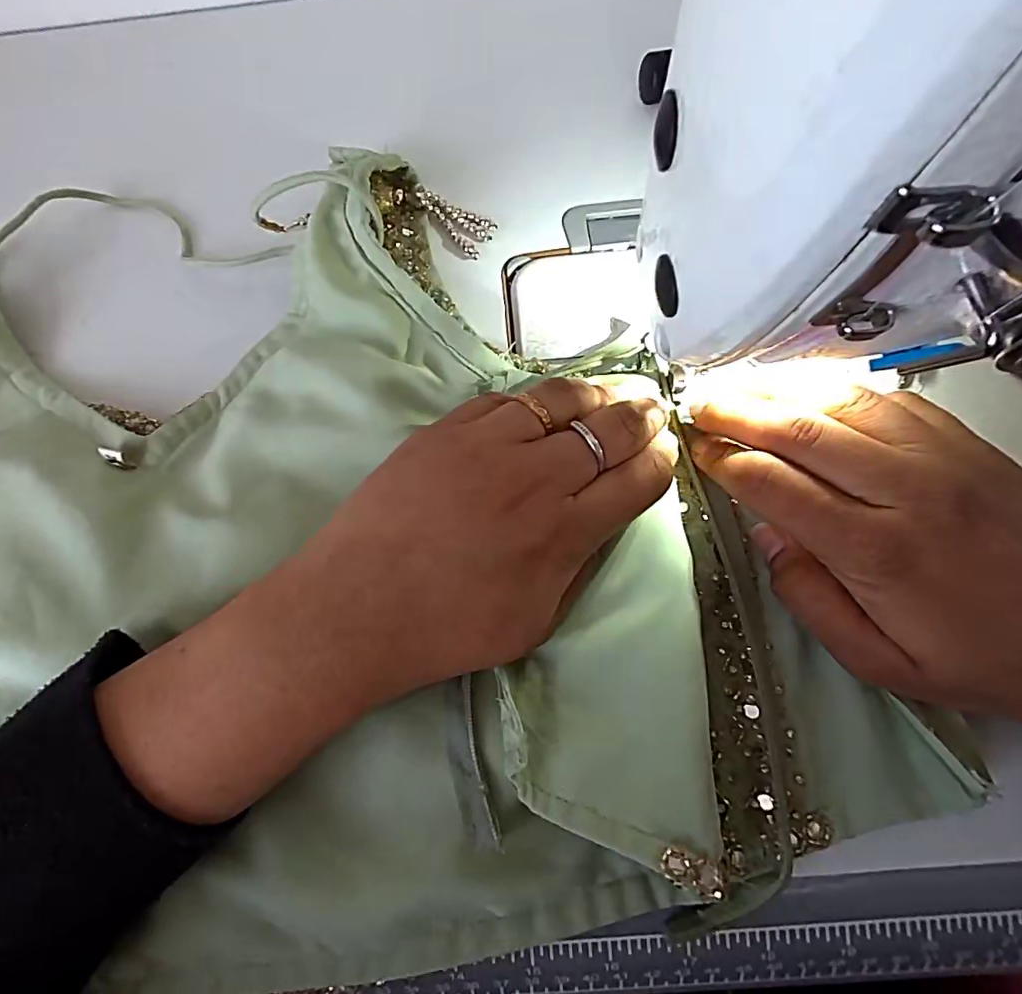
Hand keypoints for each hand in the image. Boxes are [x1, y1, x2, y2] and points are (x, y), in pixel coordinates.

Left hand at [261, 375, 679, 703]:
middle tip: (653, 409)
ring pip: (560, 400)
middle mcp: (535, 477)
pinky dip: (537, 399)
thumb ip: (578, 567)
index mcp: (563, 532)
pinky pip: (506, 400)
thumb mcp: (534, 621)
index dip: (660, 462)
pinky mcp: (446, 429)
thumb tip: (603, 522)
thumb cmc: (447, 629)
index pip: (635, 481)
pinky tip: (546, 403)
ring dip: (596, 394)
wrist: (355, 607)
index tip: (667, 451)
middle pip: (608, 431)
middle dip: (642, 418)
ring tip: (610, 393)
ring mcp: (487, 445)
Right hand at [693, 384, 1021, 911]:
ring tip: (738, 386)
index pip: (775, 485)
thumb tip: (767, 534)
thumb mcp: (882, 664)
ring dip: (780, 386)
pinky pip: (889, 396)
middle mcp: (908, 490)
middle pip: (800, 428)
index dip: (726, 462)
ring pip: (842, 399)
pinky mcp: (971, 443)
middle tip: (698, 403)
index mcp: (879, 553)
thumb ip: (811, 600)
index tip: (697, 451)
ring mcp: (945, 457)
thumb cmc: (983, 664)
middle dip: (737, 410)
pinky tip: (806, 382)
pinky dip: (837, 383)